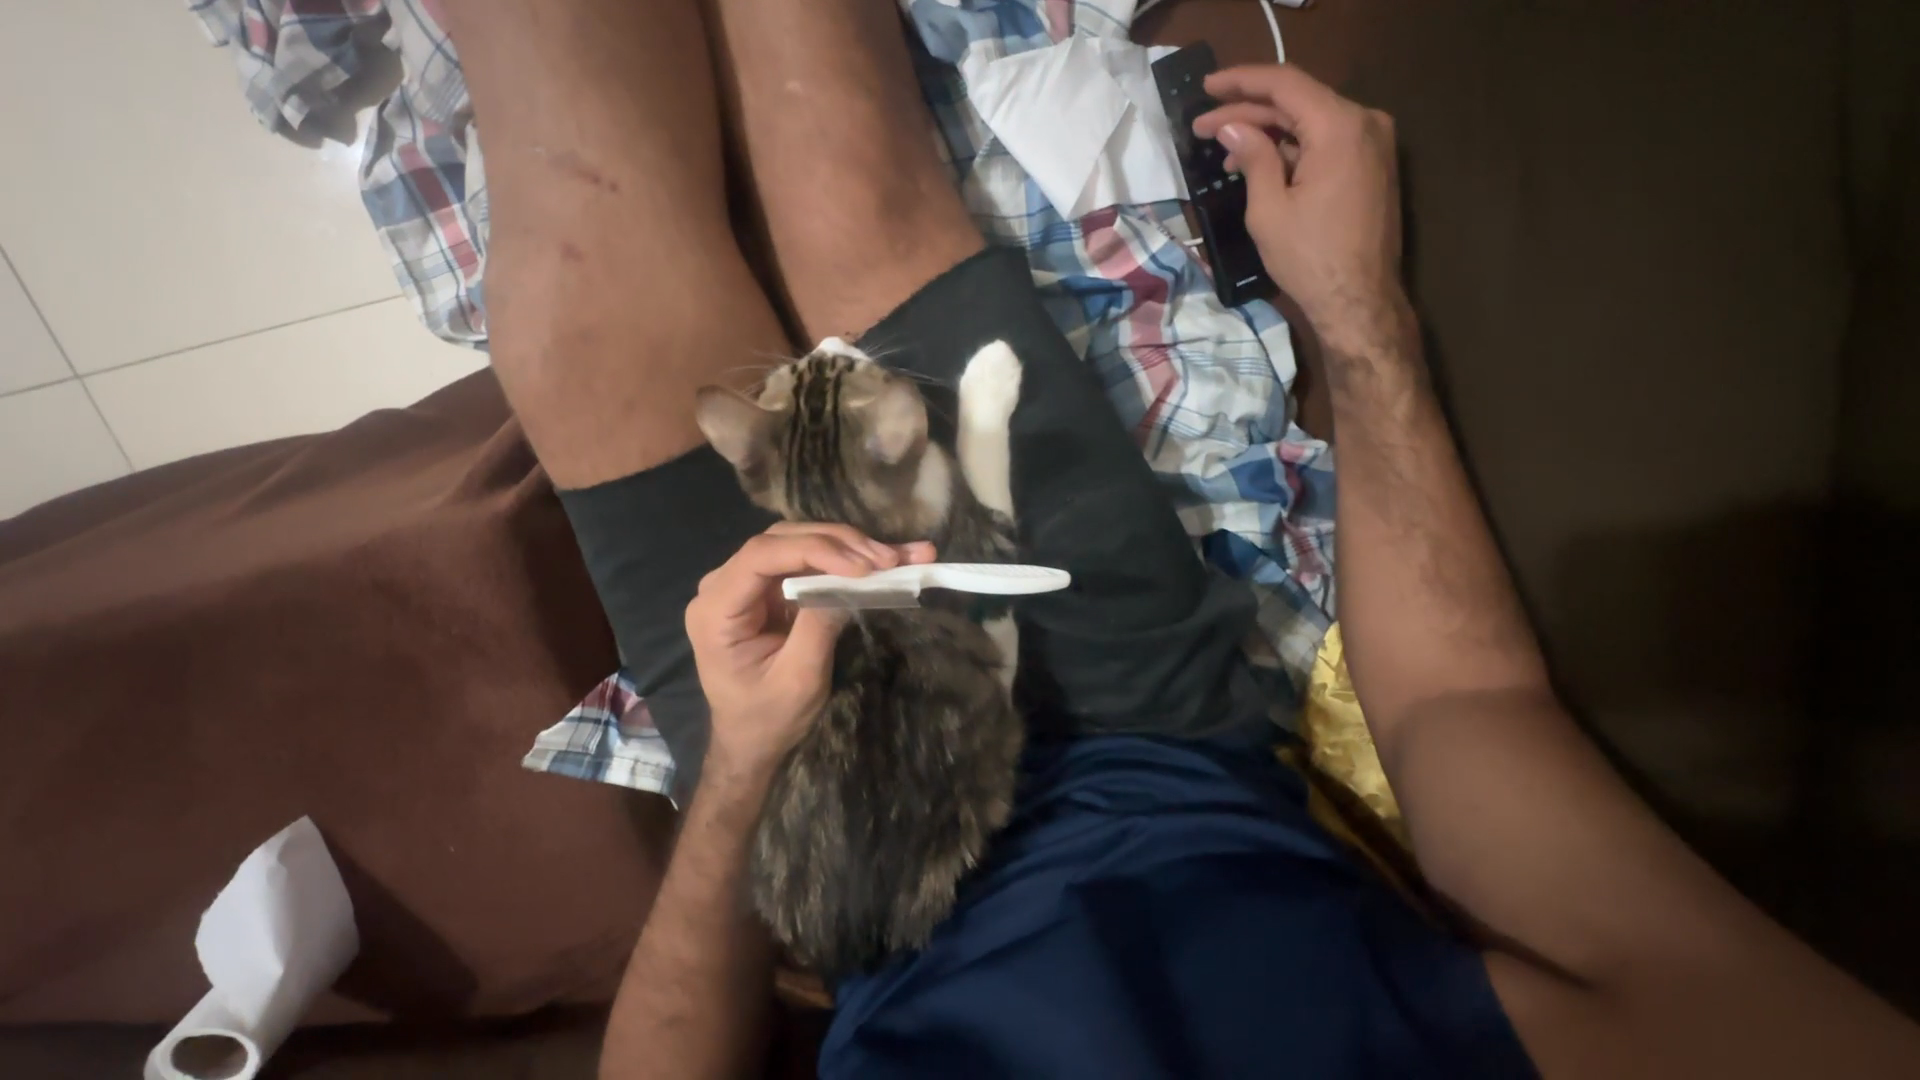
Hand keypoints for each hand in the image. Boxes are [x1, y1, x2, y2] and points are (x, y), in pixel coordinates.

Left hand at [685, 523, 935, 776]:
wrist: (753, 742)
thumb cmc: (768, 717)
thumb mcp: (798, 678)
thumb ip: (819, 626)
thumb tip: (852, 582)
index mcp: (716, 609)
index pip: (762, 555)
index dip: (816, 550)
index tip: (864, 567)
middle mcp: (724, 585)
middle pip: (782, 540)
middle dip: (839, 544)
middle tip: (888, 560)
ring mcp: (747, 583)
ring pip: (798, 541)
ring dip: (848, 547)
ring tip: (893, 558)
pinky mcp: (770, 588)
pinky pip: (807, 560)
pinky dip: (845, 558)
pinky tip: (882, 560)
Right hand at [1194, 65, 1411, 357]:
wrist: (1358, 300)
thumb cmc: (1310, 258)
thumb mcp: (1269, 209)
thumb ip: (1253, 158)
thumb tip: (1231, 128)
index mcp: (1340, 126)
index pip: (1285, 84)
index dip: (1241, 83)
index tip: (1206, 87)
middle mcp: (1364, 122)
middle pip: (1298, 102)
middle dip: (1248, 112)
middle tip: (1204, 126)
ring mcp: (1373, 143)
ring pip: (1311, 122)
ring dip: (1267, 132)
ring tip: (1224, 150)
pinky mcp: (1371, 165)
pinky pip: (1326, 142)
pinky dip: (1292, 148)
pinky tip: (1258, 162)